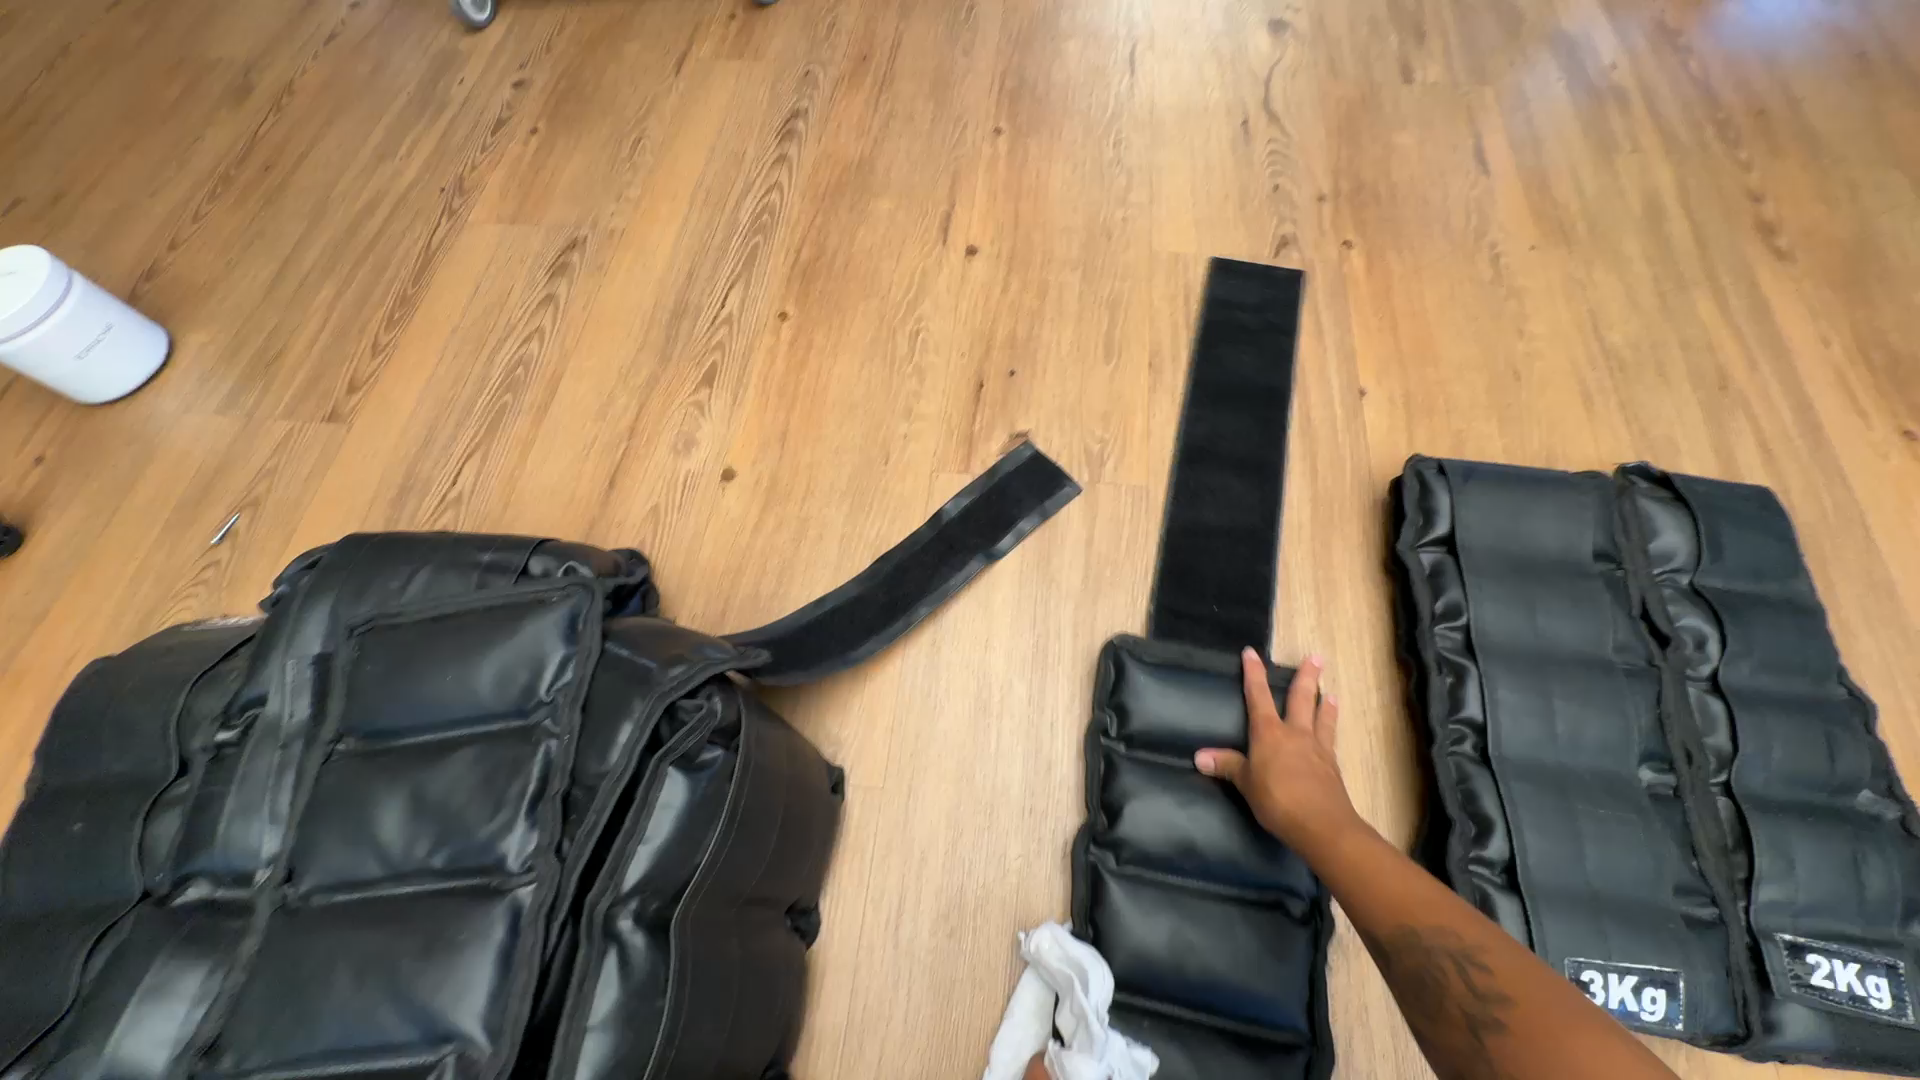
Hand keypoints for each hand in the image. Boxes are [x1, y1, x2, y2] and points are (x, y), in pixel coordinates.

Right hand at [1194, 649, 1364, 858]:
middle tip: (1317, 657)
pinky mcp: (1332, 767)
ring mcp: (1317, 749)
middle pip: (1301, 698)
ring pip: (1321, 717)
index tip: (1251, 652)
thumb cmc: (1278, 800)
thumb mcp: (1246, 783)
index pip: (1257, 696)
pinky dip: (1331, 730)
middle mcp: (1295, 733)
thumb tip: (1199, 756)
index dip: (1253, 673)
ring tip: (1331, 692)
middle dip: (1307, 677)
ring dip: (1325, 703)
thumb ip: (1227, 766)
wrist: (1323, 825)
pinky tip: (1332, 734)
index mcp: (1269, 733)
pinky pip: (1331, 740)